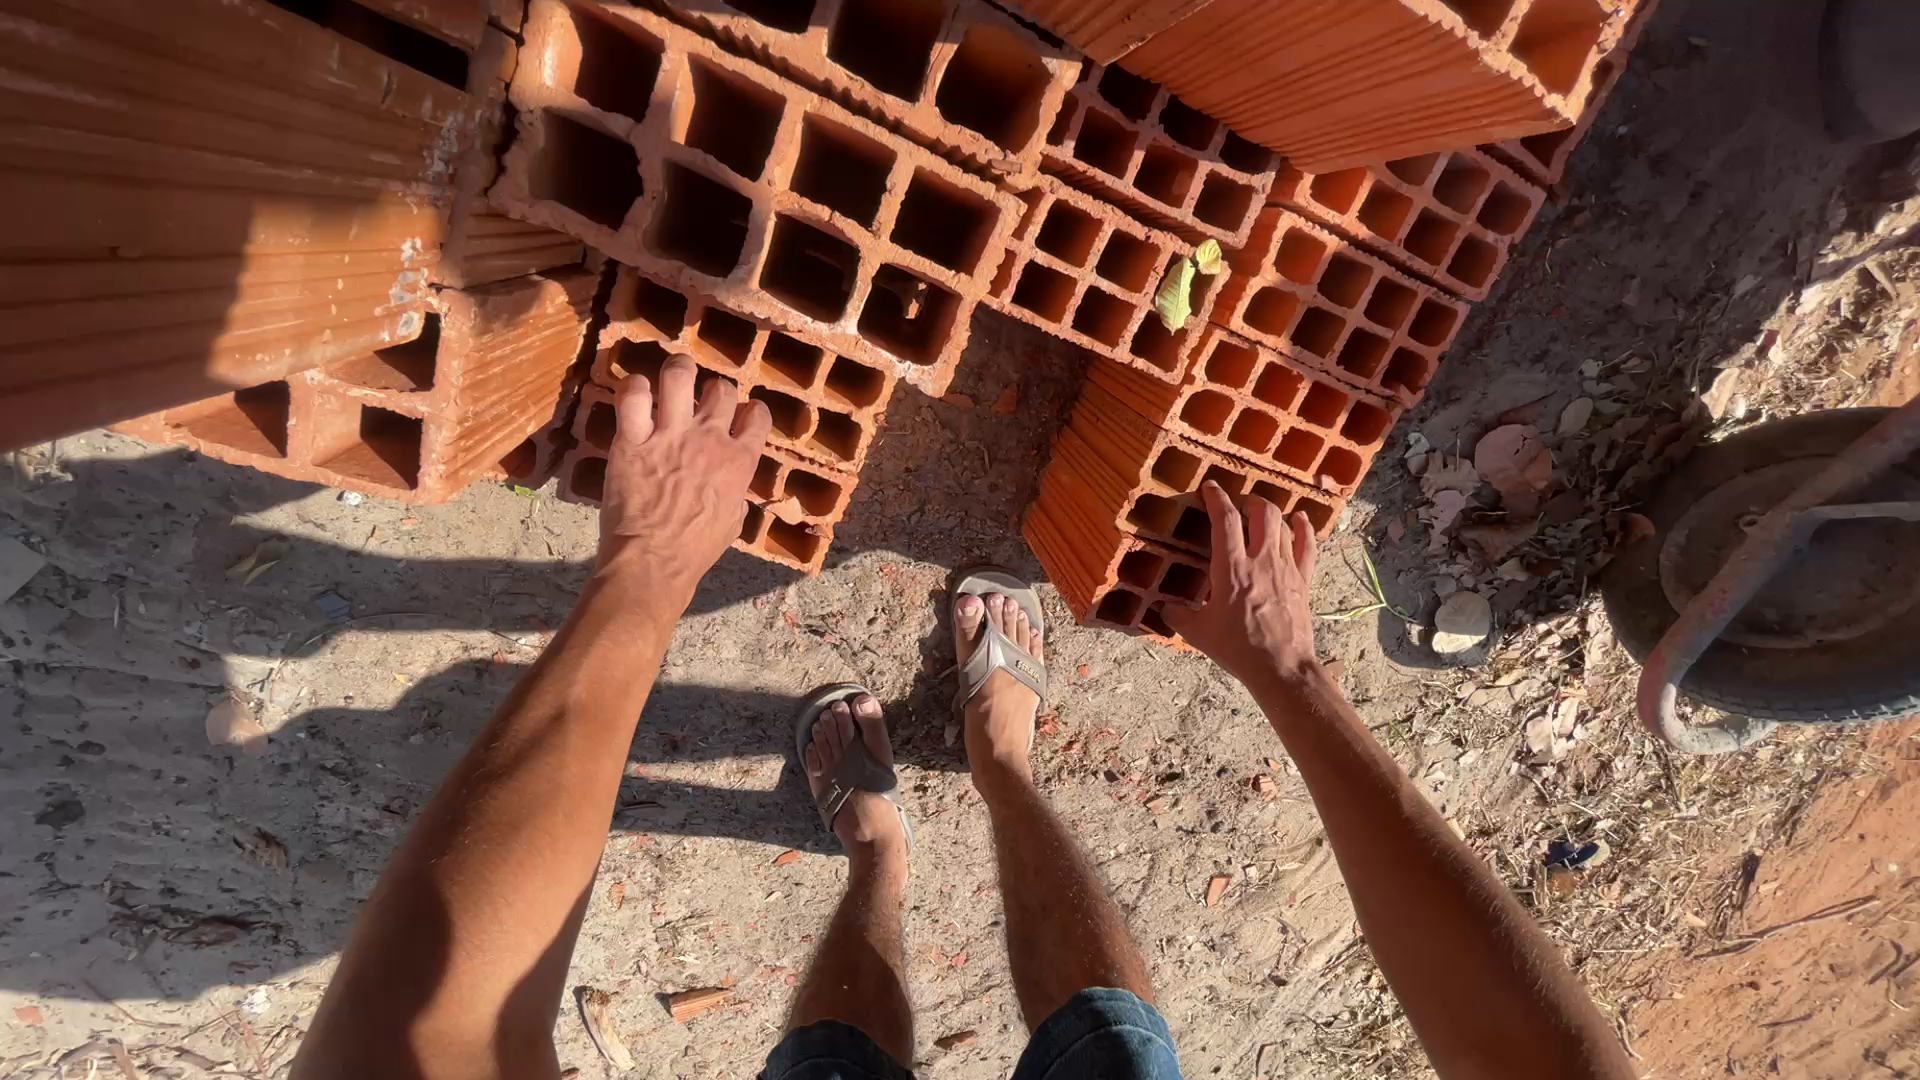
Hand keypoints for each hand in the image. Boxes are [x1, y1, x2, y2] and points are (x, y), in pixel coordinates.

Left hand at [597, 354, 770, 604]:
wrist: (654, 561)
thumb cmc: (697, 549)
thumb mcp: (734, 521)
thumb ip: (736, 491)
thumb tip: (733, 484)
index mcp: (740, 462)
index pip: (757, 415)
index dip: (750, 410)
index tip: (740, 416)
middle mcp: (710, 440)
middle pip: (722, 389)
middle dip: (714, 390)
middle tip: (701, 400)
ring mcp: (670, 436)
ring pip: (679, 376)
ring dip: (678, 370)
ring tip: (674, 376)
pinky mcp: (632, 440)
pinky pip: (633, 395)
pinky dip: (635, 387)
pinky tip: (637, 395)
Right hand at [1161, 481, 1320, 690]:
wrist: (1280, 667)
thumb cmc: (1237, 648)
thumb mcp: (1197, 633)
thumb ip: (1177, 615)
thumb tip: (1164, 608)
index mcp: (1231, 569)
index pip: (1224, 520)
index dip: (1216, 498)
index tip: (1209, 487)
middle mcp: (1261, 560)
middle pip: (1261, 512)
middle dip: (1248, 500)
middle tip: (1237, 504)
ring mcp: (1286, 568)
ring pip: (1283, 524)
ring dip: (1270, 513)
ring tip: (1259, 513)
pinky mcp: (1303, 580)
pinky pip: (1307, 545)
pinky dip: (1303, 528)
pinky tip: (1298, 519)